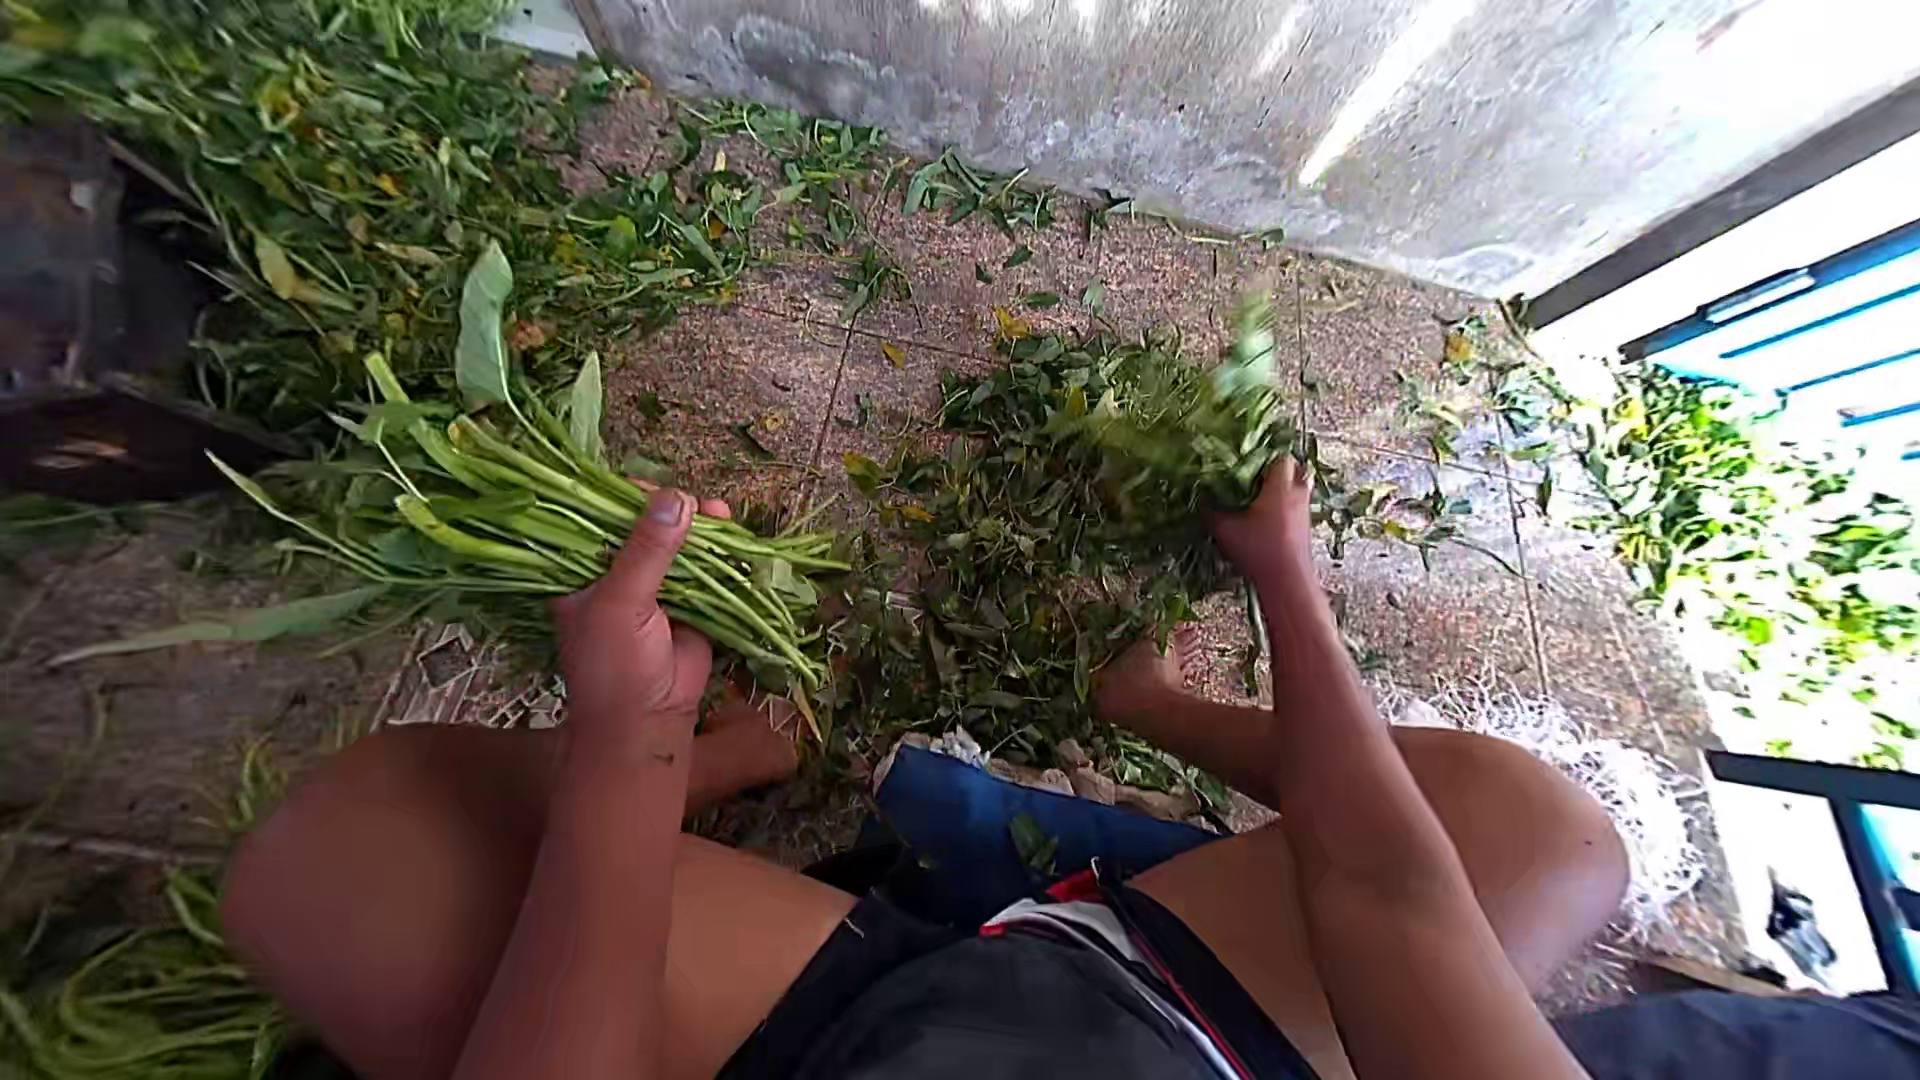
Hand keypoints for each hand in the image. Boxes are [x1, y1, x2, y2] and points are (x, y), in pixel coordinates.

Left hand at [551, 488, 728, 746]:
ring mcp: (659, 583)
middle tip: (694, 502)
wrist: (649, 717)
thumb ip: (647, 551)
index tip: (654, 488)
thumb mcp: (622, 602)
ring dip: (703, 527)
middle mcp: (620, 570)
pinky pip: (709, 567)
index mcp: (585, 568)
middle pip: (648, 524)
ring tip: (720, 513)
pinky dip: (723, 552)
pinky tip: (734, 535)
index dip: (627, 498)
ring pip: (682, 543)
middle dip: (674, 508)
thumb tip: (678, 497)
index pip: (600, 517)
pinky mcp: (692, 598)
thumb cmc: (614, 664)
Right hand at [1211, 456, 1314, 582]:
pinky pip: (1297, 505)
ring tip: (1260, 495)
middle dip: (1276, 469)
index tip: (1244, 464)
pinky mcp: (1305, 527)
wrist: (1287, 580)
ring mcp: (1304, 511)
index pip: (1280, 458)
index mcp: (1279, 488)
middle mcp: (1297, 495)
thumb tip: (1200, 500)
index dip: (1262, 457)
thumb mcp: (1225, 530)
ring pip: (1298, 487)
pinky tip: (1267, 516)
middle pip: (1294, 469)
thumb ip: (1211, 512)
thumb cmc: (1258, 551)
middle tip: (1254, 476)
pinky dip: (1285, 504)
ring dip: (1282, 487)